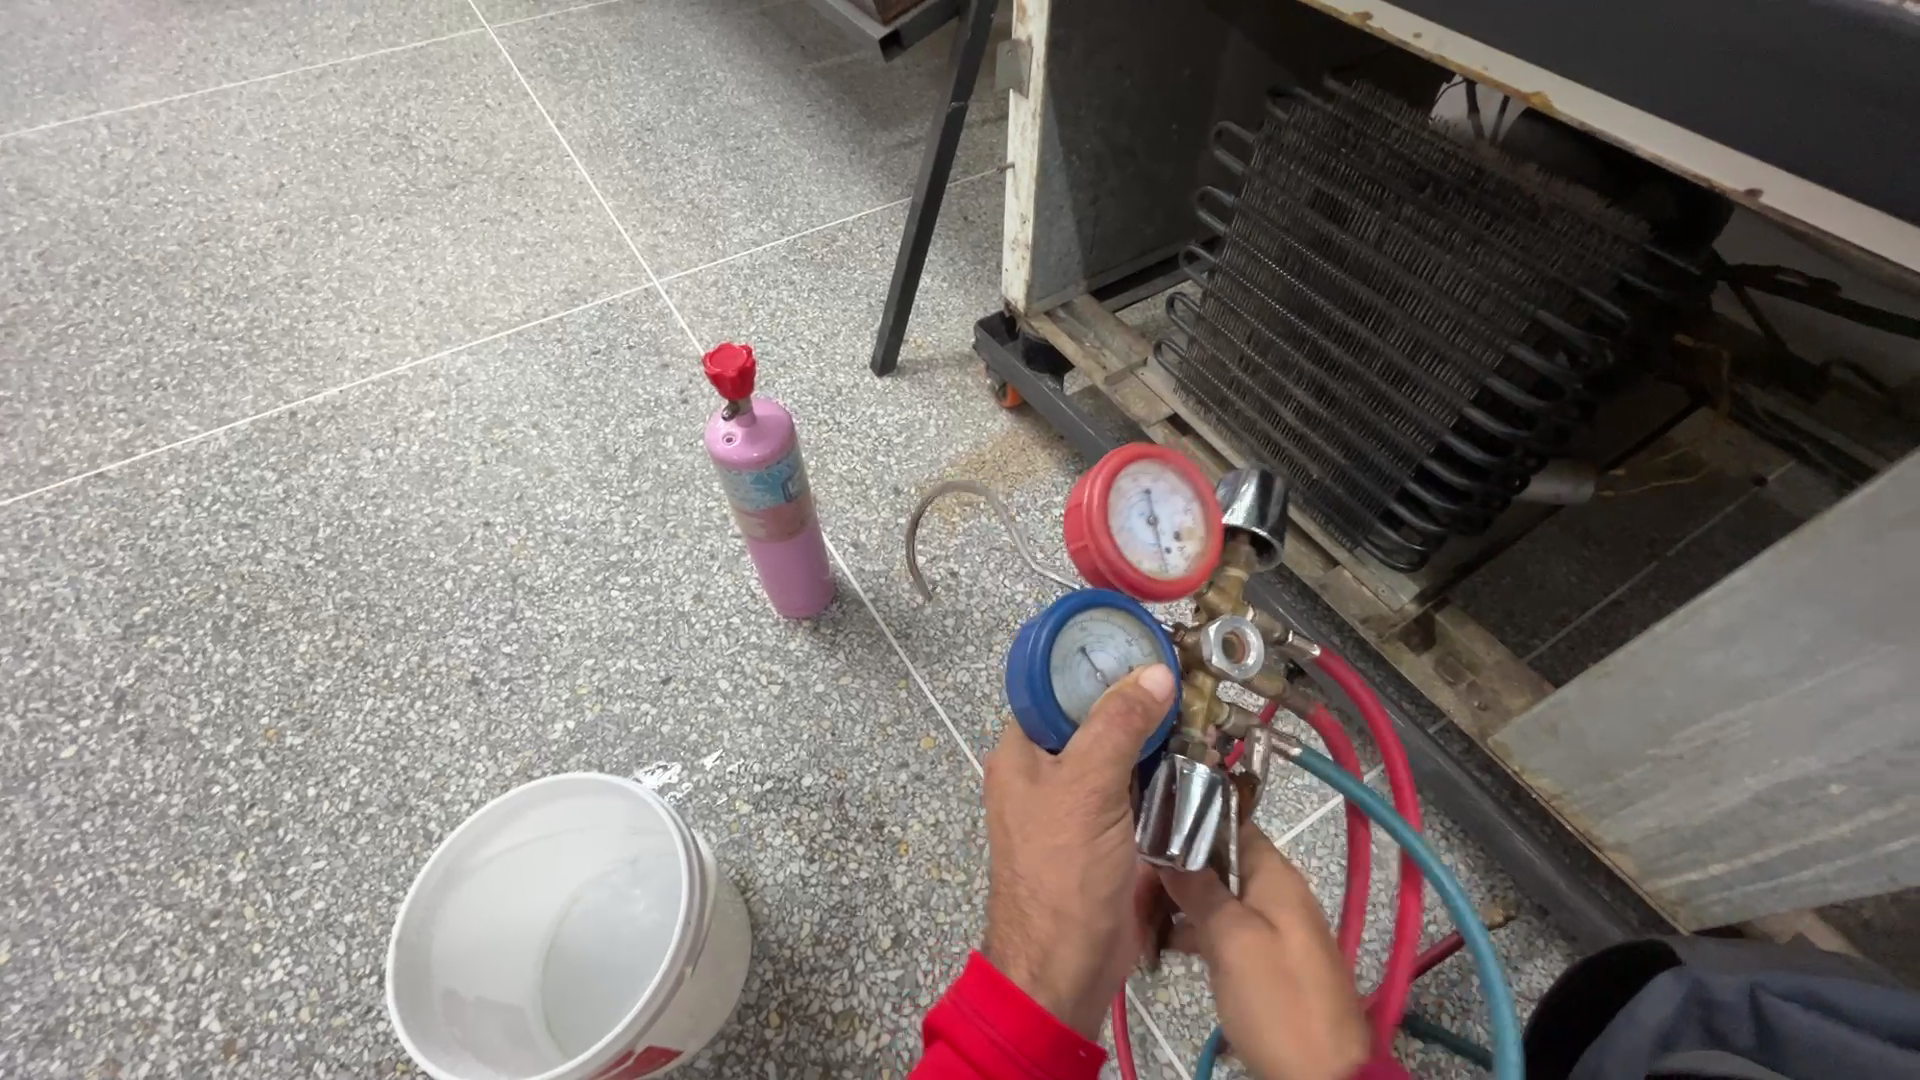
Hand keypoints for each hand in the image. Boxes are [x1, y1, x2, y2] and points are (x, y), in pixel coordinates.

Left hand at [981, 664, 1174, 1038]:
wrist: (1066, 968)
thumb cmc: (1062, 872)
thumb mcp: (1086, 788)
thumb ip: (1118, 726)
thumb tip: (1154, 671)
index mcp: (1021, 751)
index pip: (1051, 687)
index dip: (1091, 663)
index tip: (1139, 646)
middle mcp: (1044, 770)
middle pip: (1089, 718)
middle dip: (1133, 700)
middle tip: (1182, 677)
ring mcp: (1076, 803)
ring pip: (1116, 753)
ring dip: (1153, 737)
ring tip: (1198, 708)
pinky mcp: (1106, 831)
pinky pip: (1134, 788)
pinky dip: (1162, 774)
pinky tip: (1196, 757)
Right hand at [1161, 827, 1370, 1079]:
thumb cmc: (1276, 999)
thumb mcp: (1231, 937)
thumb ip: (1198, 889)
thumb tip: (1167, 849)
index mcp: (1274, 874)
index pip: (1229, 822)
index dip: (1188, 819)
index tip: (1147, 828)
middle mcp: (1273, 891)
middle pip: (1216, 859)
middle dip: (1175, 865)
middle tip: (1135, 880)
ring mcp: (1268, 926)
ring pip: (1214, 894)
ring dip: (1178, 899)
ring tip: (1138, 911)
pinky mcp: (1260, 958)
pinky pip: (1221, 927)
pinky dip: (1192, 929)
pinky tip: (1161, 942)